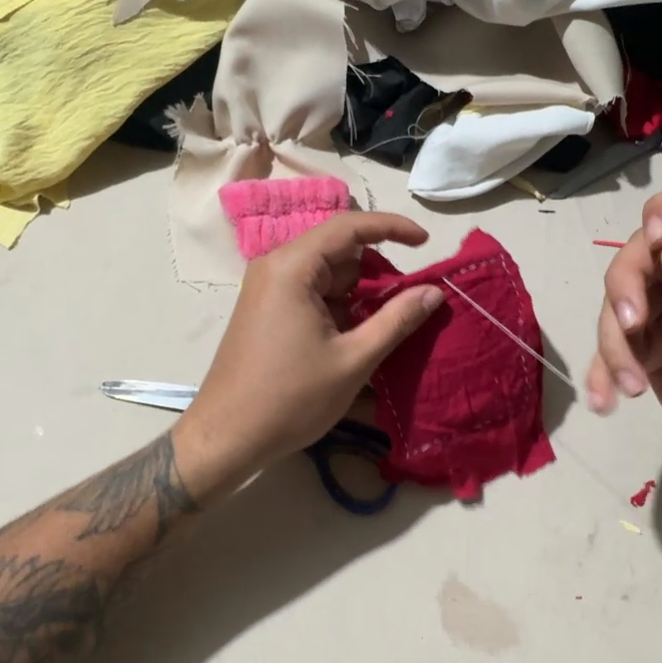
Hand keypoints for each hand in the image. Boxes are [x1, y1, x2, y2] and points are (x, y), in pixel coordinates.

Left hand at [176, 213, 444, 481]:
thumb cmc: (291, 398)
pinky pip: (312, 293)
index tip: (426, 242)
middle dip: (378, 271)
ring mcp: (268, 289)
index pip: (349, 227)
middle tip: (409, 303)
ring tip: (387, 327)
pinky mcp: (267, 310)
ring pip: (328, 275)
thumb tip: (434, 291)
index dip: (392, 228)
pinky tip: (357, 337)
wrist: (227, 436)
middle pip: (339, 251)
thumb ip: (397, 319)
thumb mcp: (354, 360)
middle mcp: (276, 267)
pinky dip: (340, 307)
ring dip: (360, 293)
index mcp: (293, 267)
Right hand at [587, 187, 661, 501]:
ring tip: (631, 386)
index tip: (653, 237)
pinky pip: (611, 346)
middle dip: (627, 286)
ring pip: (618, 301)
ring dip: (615, 341)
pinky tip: (605, 400)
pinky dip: (602, 371)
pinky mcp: (645, 349)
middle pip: (644, 254)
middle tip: (632, 326)